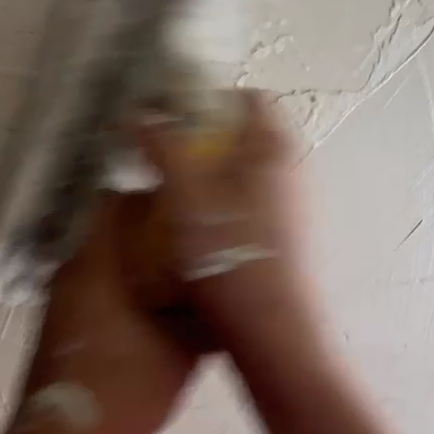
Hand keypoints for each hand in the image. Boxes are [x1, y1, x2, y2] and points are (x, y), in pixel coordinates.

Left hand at [14, 191, 203, 433]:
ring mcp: (61, 295)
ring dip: (135, 261)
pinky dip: (121, 284)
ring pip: (102, 256)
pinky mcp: (60, 319)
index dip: (148, 197)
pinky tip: (151, 311)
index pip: (113, 201)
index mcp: (95, 263)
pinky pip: (94, 281)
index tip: (182, 210)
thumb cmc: (120, 389)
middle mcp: (72, 269)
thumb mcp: (178, 354)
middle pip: (109, 227)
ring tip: (176, 279)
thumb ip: (203, 319)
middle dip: (148, 232)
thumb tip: (226, 296)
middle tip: (188, 246)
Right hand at [136, 89, 325, 367]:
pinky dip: (217, 204)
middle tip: (158, 159)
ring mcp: (293, 206)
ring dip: (204, 175)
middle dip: (198, 141)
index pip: (248, 97)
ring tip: (166, 196)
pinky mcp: (285, 238)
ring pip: (242, 173)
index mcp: (275, 148)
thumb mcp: (184, 194)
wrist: (274, 336)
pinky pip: (247, 203)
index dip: (206, 100)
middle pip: (242, 136)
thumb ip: (162, 145)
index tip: (169, 120)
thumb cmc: (230, 258)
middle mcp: (293, 170)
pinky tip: (190, 231)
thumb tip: (140, 114)